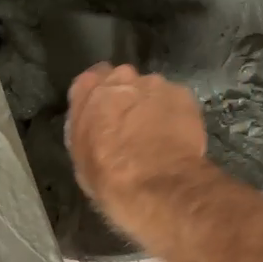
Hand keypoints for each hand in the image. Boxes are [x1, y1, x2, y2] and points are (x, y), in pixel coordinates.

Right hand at [65, 63, 209, 216]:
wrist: (155, 184)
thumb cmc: (108, 175)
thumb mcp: (80, 154)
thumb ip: (85, 127)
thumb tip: (95, 122)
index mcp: (87, 90)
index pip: (89, 82)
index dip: (97, 99)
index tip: (101, 115)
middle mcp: (120, 77)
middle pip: (122, 80)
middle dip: (125, 98)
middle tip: (129, 126)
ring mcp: (154, 83)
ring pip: (151, 90)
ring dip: (151, 106)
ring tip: (157, 135)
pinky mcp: (183, 94)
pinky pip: (175, 101)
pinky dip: (175, 115)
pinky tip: (175, 138)